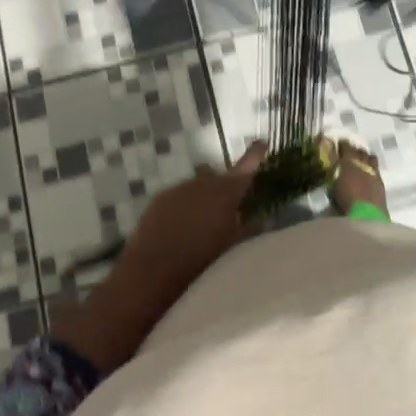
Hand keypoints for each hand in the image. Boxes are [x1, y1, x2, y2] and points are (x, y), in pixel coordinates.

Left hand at [50, 144, 264, 370]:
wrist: (152, 273)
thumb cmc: (201, 262)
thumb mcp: (233, 248)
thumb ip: (249, 230)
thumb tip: (263, 219)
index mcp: (225, 193)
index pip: (246, 167)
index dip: (255, 155)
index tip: (263, 142)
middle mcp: (201, 184)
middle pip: (218, 177)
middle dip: (224, 186)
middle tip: (230, 206)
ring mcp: (177, 190)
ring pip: (196, 187)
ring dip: (203, 198)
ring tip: (204, 223)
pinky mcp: (158, 200)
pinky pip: (178, 198)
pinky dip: (185, 207)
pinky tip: (184, 229)